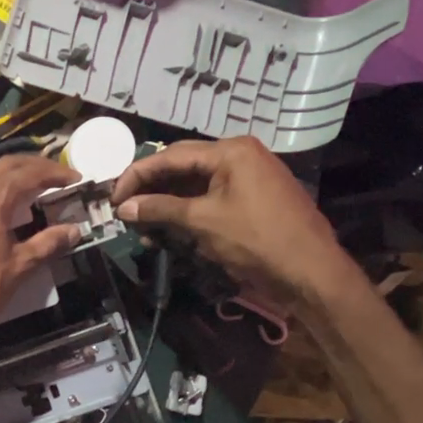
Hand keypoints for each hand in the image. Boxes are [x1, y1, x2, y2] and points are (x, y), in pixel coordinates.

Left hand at [0, 155, 84, 365]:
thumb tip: (74, 230)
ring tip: (21, 188)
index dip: (55, 173)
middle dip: (31, 167)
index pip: (29, 172)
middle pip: (4, 165)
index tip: (73, 178)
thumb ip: (47, 243)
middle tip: (52, 176)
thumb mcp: (18, 267)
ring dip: (3, 174)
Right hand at [112, 136, 358, 304]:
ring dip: (165, 207)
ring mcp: (245, 179)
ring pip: (191, 187)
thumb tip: (124, 208)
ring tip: (142, 230)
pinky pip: (207, 201)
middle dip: (150, 191)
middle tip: (123, 211)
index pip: (170, 155)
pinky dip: (185, 216)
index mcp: (230, 151)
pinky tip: (166, 235)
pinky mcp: (247, 201)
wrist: (309, 270)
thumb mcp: (202, 222)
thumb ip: (160, 209)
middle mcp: (237, 157)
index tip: (113, 199)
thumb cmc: (256, 239)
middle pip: (180, 168)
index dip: (137, 175)